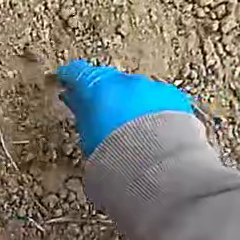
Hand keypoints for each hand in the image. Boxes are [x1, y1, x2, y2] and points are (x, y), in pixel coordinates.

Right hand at [56, 60, 193, 155]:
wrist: (156, 167)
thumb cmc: (116, 156)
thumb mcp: (87, 137)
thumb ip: (81, 112)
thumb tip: (73, 99)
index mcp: (96, 88)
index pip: (77, 72)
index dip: (70, 77)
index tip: (67, 82)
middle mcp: (123, 81)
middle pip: (108, 80)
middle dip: (104, 92)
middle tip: (101, 111)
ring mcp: (149, 87)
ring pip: (135, 89)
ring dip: (130, 102)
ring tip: (130, 127)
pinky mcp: (172, 96)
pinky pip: (158, 97)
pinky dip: (153, 108)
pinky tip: (152, 128)